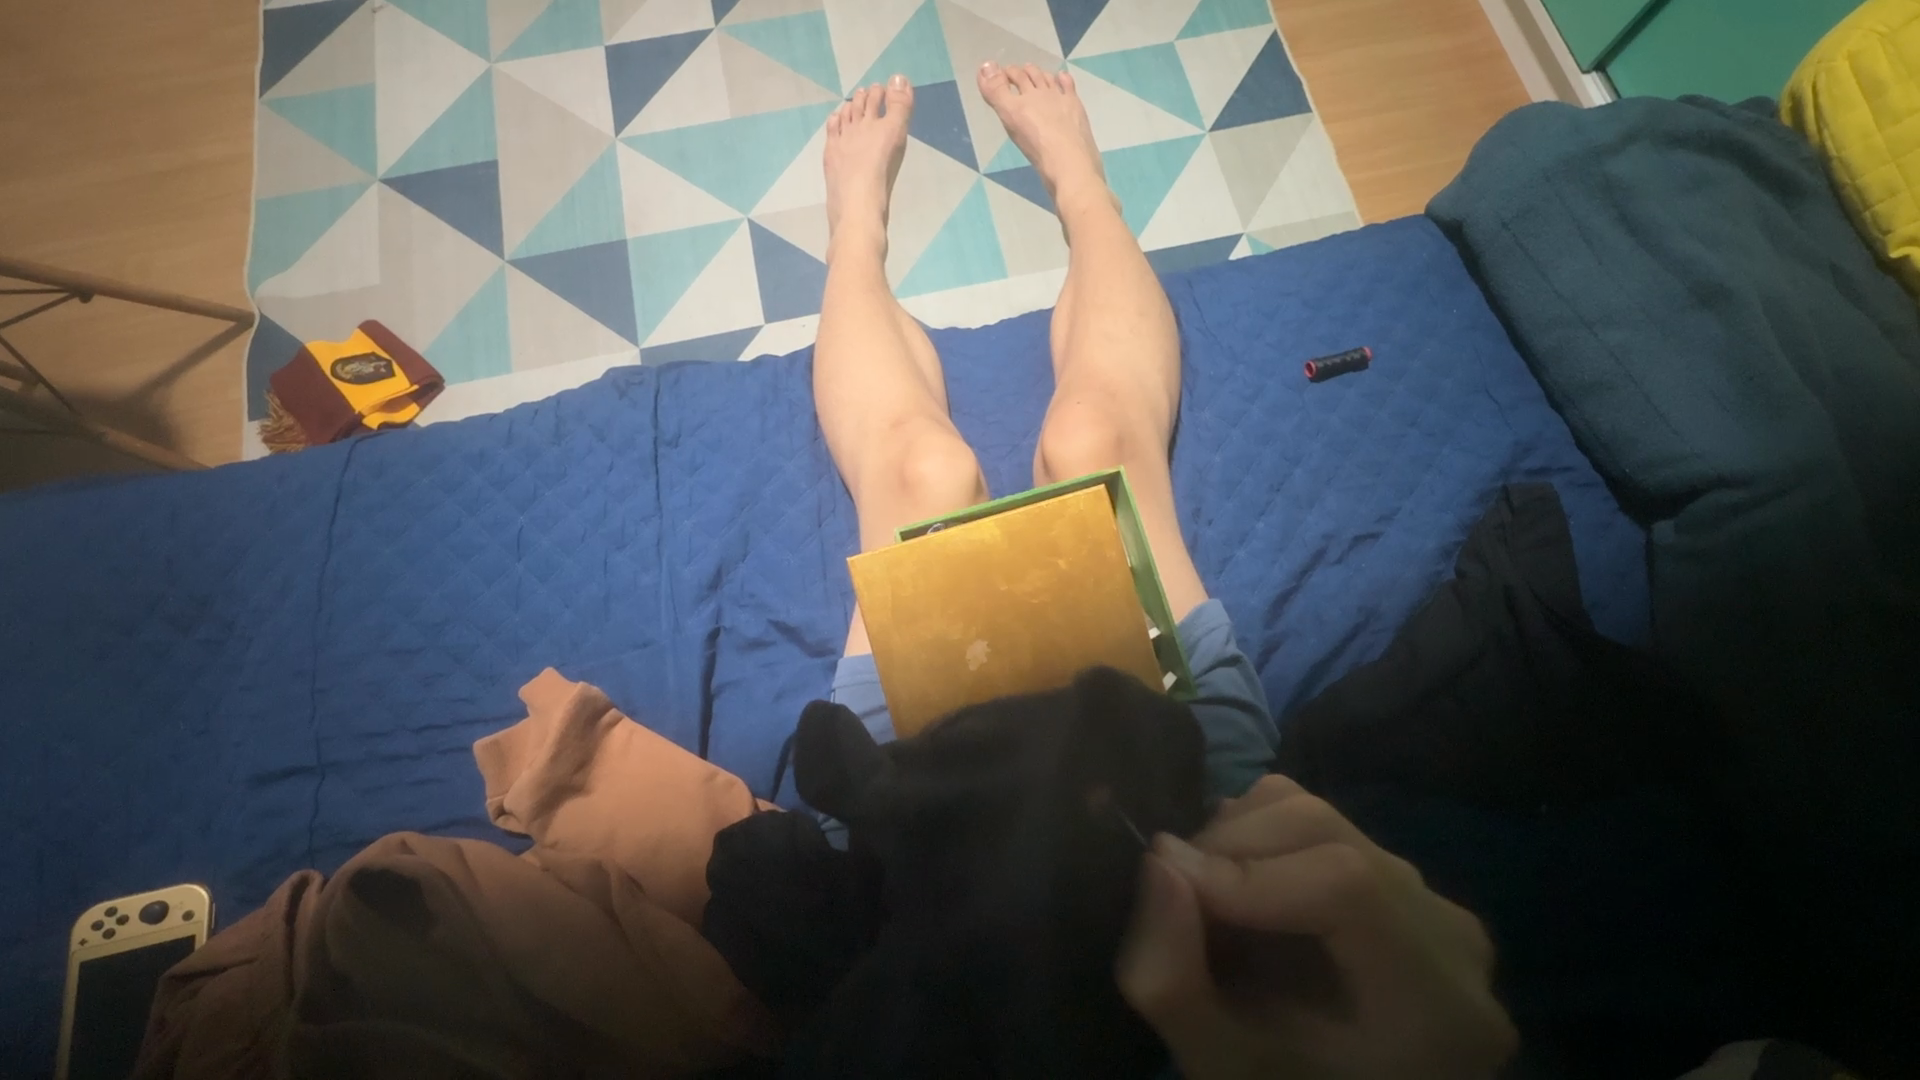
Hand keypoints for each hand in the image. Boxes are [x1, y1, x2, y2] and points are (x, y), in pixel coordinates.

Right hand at [1116, 776, 1515, 1079]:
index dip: (1246, 872)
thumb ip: (1173, 976)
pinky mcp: (1393, 873)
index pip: (1345, 884)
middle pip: (1322, 830)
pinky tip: (1242, 889)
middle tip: (1178, 893)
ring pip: (1310, 810)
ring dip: (1234, 836)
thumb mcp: (1213, 1061)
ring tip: (1210, 897)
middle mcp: (1450, 934)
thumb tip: (1161, 857)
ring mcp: (1426, 896)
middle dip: (1226, 846)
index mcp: (1435, 1005)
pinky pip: (1311, 813)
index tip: (1172, 886)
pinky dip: (1252, 830)